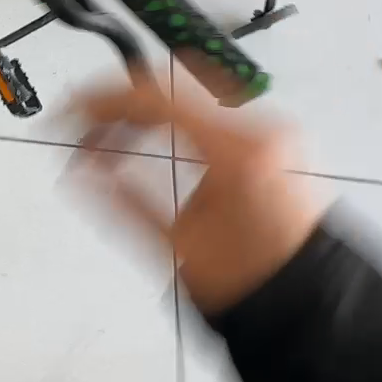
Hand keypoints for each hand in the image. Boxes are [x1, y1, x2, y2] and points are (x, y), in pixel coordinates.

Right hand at [71, 70, 325, 314]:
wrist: (314, 299)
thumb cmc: (251, 279)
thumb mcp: (175, 243)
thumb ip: (119, 198)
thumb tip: (75, 167)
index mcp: (237, 150)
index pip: (153, 97)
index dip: (98, 101)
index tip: (67, 113)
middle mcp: (258, 129)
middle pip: (166, 82)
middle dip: (113, 98)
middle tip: (77, 119)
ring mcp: (265, 129)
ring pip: (181, 89)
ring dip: (135, 106)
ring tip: (103, 134)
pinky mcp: (264, 137)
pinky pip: (200, 105)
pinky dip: (161, 114)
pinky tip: (139, 136)